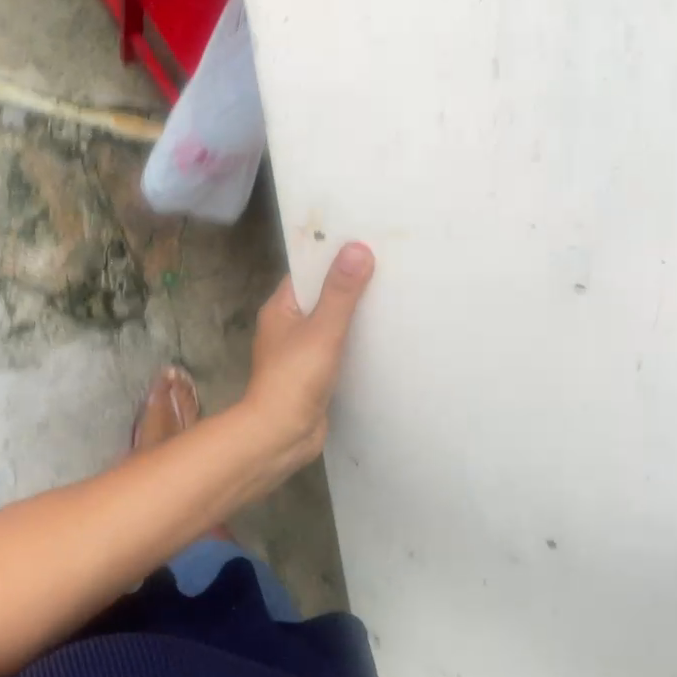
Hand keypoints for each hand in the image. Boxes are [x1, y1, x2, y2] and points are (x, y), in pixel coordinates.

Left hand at [240, 242, 375, 465]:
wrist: (281, 433)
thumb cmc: (294, 377)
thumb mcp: (322, 330)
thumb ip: (340, 292)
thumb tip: (357, 248)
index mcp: (280, 309)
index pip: (306, 272)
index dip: (332, 257)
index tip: (366, 243)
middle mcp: (286, 326)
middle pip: (321, 296)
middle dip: (350, 285)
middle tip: (391, 268)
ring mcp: (299, 351)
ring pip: (331, 324)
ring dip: (356, 315)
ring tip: (396, 296)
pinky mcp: (314, 374)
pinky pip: (338, 348)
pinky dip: (357, 342)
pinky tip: (385, 339)